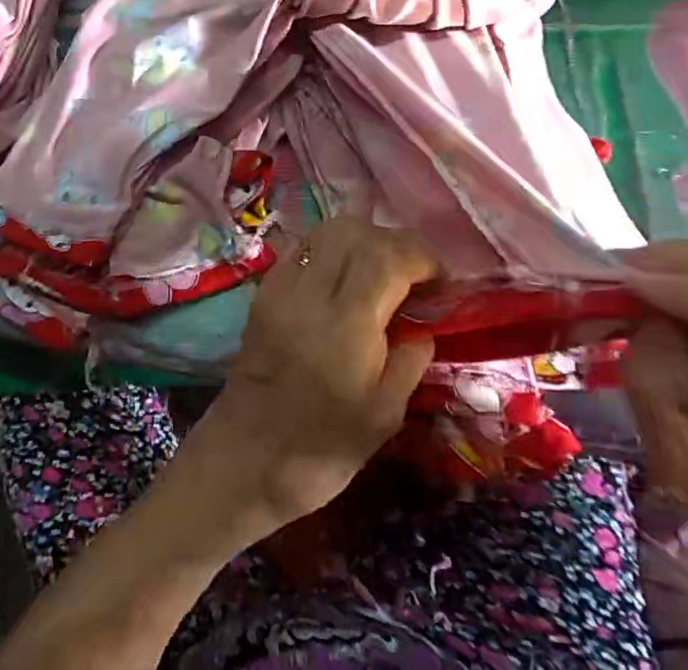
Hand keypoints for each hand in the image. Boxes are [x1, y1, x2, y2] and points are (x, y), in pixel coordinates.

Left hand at [189, 217, 437, 527]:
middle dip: (393, 242)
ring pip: (323, 232)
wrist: (246, 456)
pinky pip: (300, 250)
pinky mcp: (262, 294)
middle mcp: (307, 294)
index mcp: (344, 324)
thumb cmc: (322, 448)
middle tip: (415, 275)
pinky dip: (329, 250)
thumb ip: (409, 359)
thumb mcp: (385, 414)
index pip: (385, 254)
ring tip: (382, 274)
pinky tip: (344, 280)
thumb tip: (422, 325)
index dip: (422, 255)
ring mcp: (278, 289)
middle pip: (352, 231)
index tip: (442, 280)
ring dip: (360, 240)